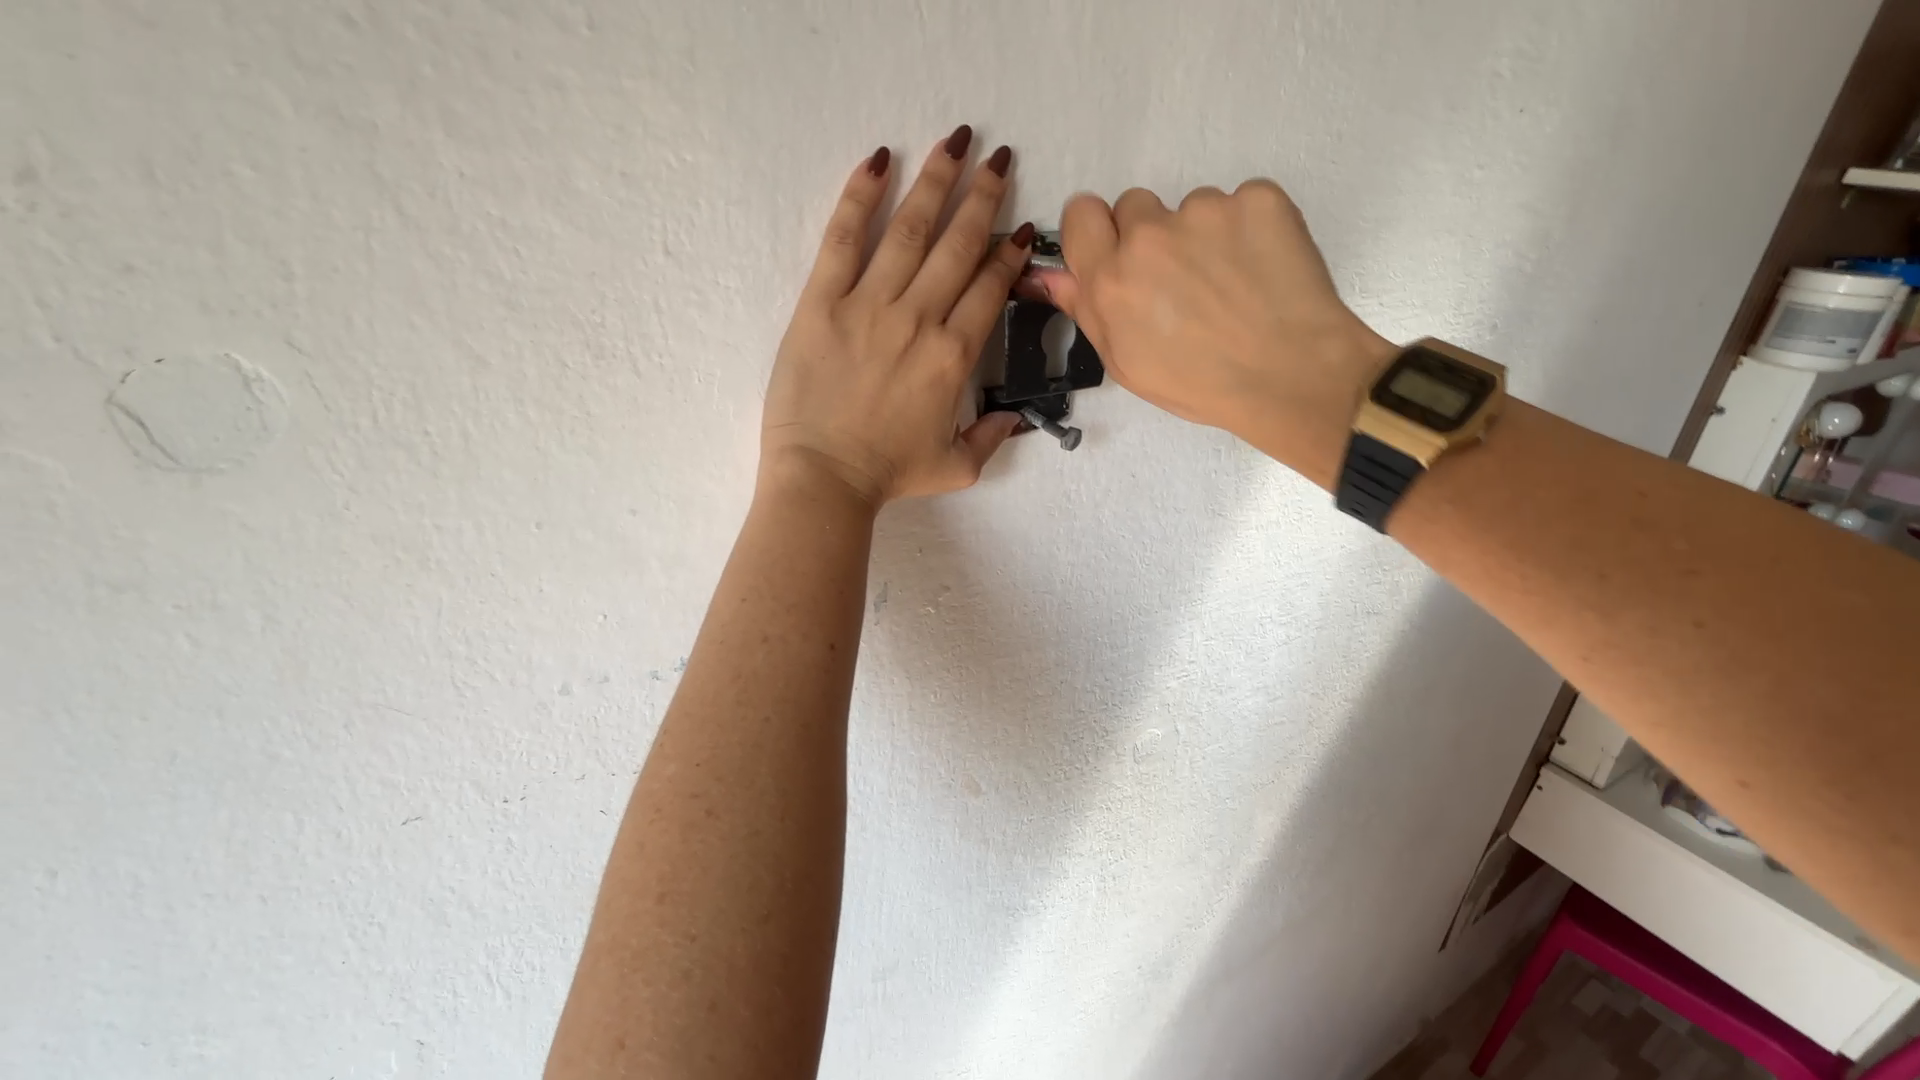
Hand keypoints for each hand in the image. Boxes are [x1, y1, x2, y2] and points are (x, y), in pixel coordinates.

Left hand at [762, 126, 1034, 506]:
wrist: (823, 479)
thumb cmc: (888, 474)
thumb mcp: (956, 467)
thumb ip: (992, 438)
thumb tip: (1014, 418)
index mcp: (955, 356)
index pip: (990, 288)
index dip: (1009, 252)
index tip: (1020, 226)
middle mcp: (919, 319)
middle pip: (959, 245)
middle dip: (983, 196)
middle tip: (999, 157)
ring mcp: (869, 305)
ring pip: (910, 230)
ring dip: (936, 181)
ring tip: (956, 141)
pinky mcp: (822, 302)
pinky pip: (843, 239)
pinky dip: (860, 196)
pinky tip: (879, 160)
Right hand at [1033, 181, 1398, 489]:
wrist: (1291, 376)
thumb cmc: (1201, 383)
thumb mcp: (1126, 363)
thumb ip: (1084, 309)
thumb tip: (1046, 276)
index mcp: (1110, 279)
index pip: (1081, 212)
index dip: (1099, 231)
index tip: (1118, 252)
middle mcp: (1149, 236)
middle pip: (1134, 205)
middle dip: (1150, 235)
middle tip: (1181, 281)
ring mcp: (1205, 210)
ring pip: (1191, 205)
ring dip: (1203, 235)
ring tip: (1230, 284)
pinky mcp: (1257, 198)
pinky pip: (1242, 201)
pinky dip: (1249, 229)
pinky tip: (1262, 270)